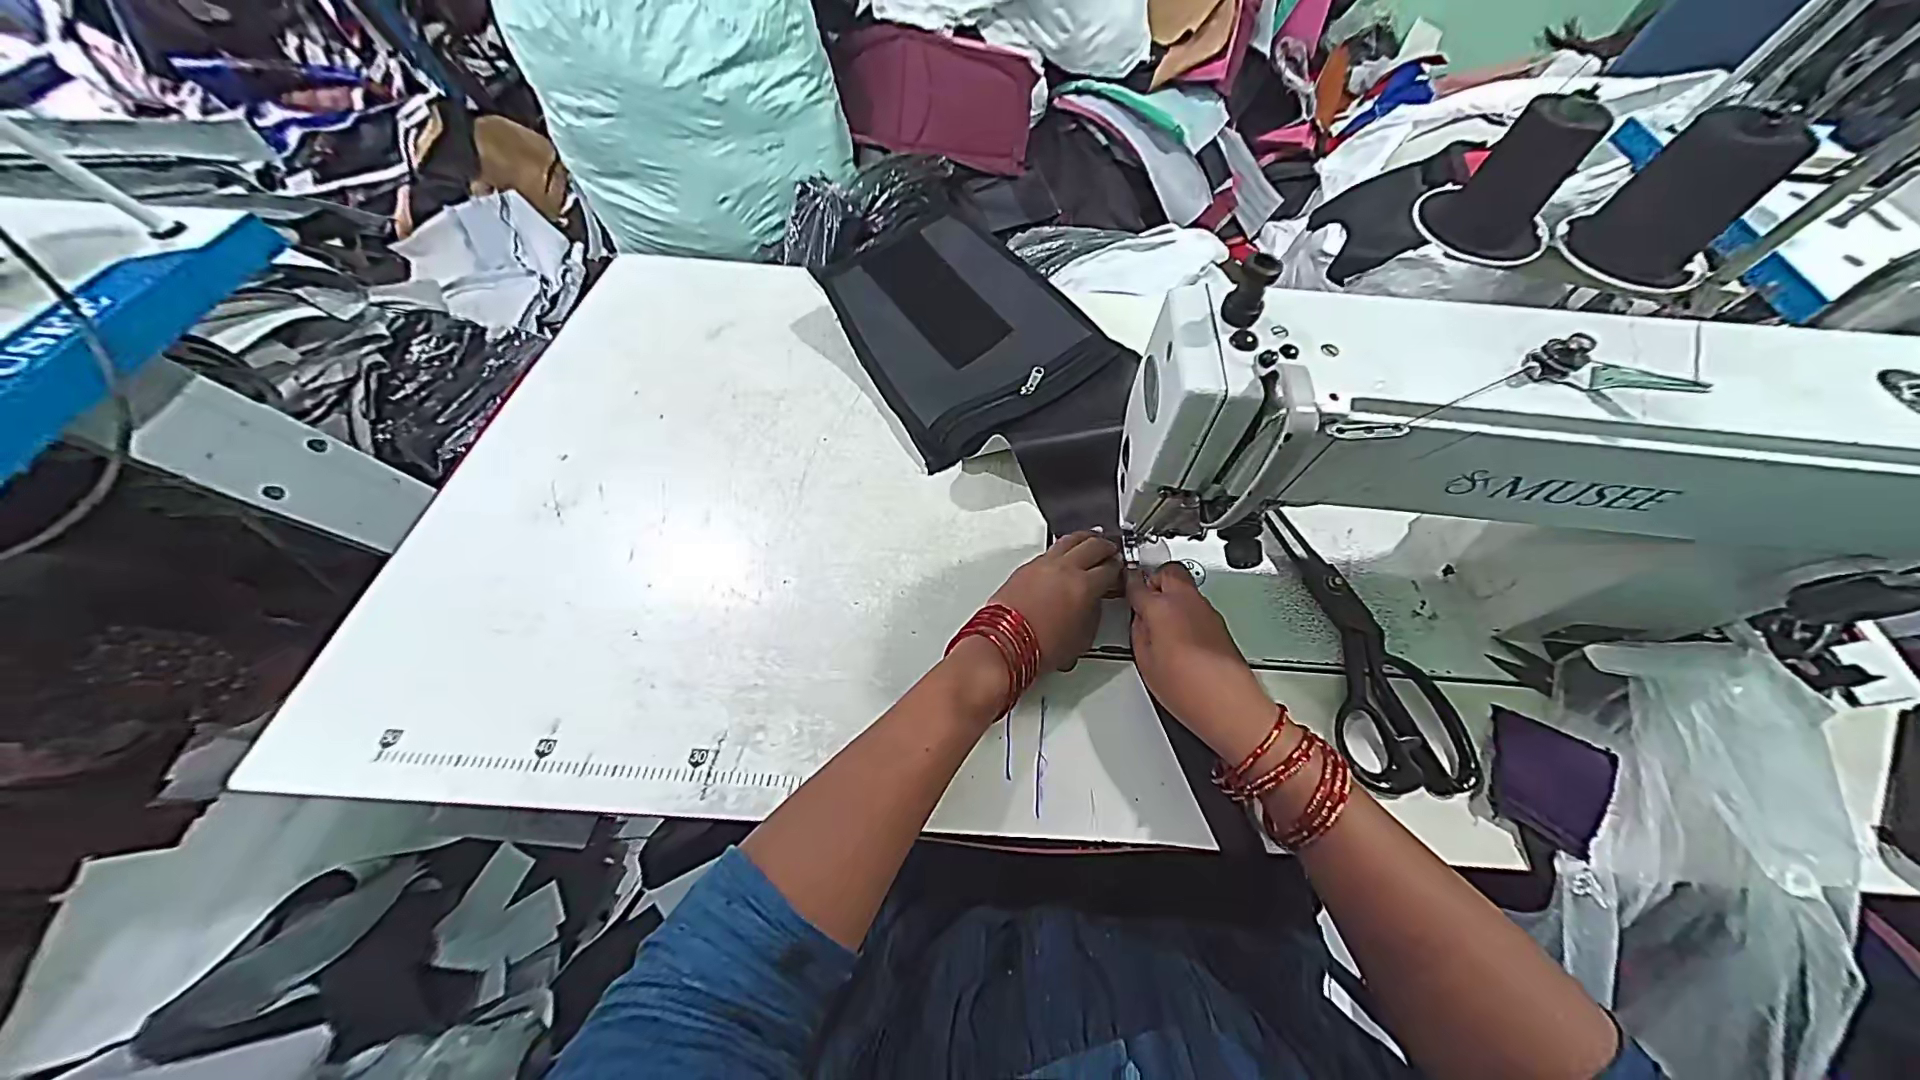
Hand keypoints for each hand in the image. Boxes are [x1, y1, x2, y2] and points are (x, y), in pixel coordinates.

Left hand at [988, 531, 1121, 670]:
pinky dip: (1062, 548)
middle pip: (1093, 545)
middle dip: (1106, 546)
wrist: (1005, 643)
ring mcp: (1043, 565)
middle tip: (1111, 549)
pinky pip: (1050, 550)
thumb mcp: (1082, 638)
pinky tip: (1063, 554)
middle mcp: (1064, 569)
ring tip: (1090, 540)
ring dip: (1084, 539)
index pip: (1109, 569)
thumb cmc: (1037, 646)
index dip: (1118, 568)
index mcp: (1083, 586)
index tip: (1118, 569)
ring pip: (1069, 540)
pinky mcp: (1026, 567)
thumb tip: (1093, 604)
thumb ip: (1093, 614)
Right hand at [1126, 562, 1274, 753]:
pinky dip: (1185, 611)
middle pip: (1168, 571)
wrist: (1229, 705)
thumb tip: (1139, 621)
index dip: (1128, 582)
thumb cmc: (1191, 689)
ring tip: (1160, 620)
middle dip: (1154, 579)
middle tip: (1144, 595)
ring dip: (1171, 595)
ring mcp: (1207, 610)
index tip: (1126, 585)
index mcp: (1162, 607)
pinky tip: (1178, 633)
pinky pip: (1197, 605)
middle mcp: (1187, 602)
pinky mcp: (1219, 623)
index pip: (1138, 583)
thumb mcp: (1144, 661)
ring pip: (1185, 586)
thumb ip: (1138, 631)